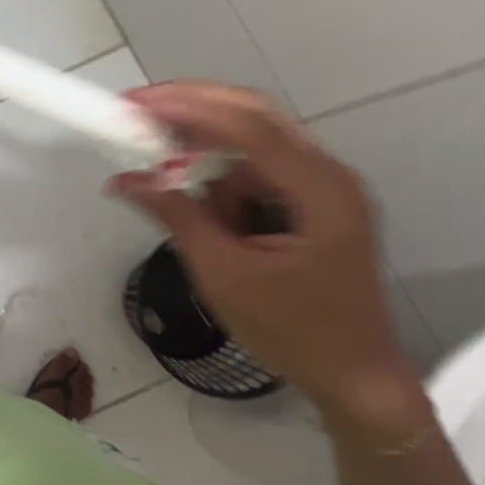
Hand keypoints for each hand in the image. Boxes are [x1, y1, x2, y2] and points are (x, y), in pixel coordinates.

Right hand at [110, 82, 421, 427]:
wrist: (357, 379)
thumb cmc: (295, 333)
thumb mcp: (225, 275)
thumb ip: (178, 217)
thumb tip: (126, 179)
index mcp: (320, 189)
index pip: (247, 125)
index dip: (186, 106)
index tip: (132, 105)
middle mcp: (328, 173)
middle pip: (254, 114)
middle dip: (191, 108)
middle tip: (136, 112)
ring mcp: (323, 185)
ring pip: (251, 139)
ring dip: (203, 146)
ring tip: (155, 158)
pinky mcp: (311, 200)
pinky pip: (256, 167)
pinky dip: (219, 171)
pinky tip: (190, 189)